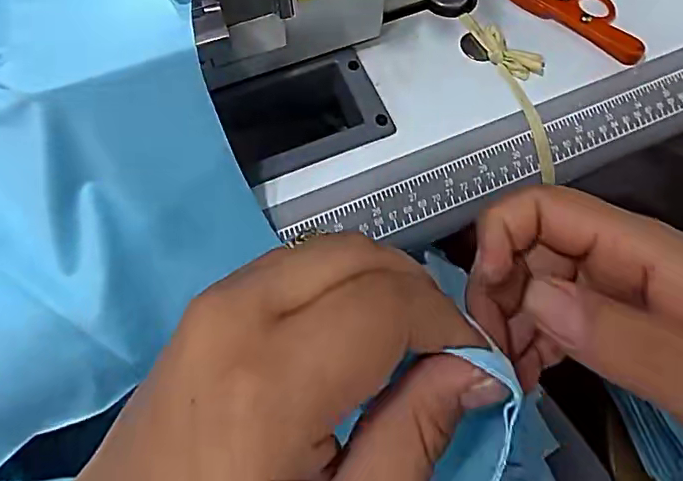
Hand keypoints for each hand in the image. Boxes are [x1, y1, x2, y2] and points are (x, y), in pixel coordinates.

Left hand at [81, 233, 510, 480]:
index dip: (446, 321)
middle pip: (354, 253)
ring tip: (405, 340)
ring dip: (375, 279)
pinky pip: (288, 264)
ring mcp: (212, 298)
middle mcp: (236, 311)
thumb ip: (409, 436)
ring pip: (323, 247)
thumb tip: (472, 371)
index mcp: (268, 376)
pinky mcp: (204, 302)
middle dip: (414, 288)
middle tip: (447, 348)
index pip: (384, 301)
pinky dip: (334, 281)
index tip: (478, 360)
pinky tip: (350, 331)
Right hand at [466, 187, 682, 480]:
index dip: (500, 233)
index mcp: (643, 249)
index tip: (485, 295)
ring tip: (507, 369)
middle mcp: (626, 260)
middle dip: (498, 283)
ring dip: (512, 315)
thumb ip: (621, 335)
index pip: (545, 206)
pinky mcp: (634, 329)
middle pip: (533, 242)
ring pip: (541, 280)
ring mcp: (629, 295)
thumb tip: (530, 293)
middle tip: (490, 349)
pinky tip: (530, 373)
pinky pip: (564, 317)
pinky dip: (535, 338)